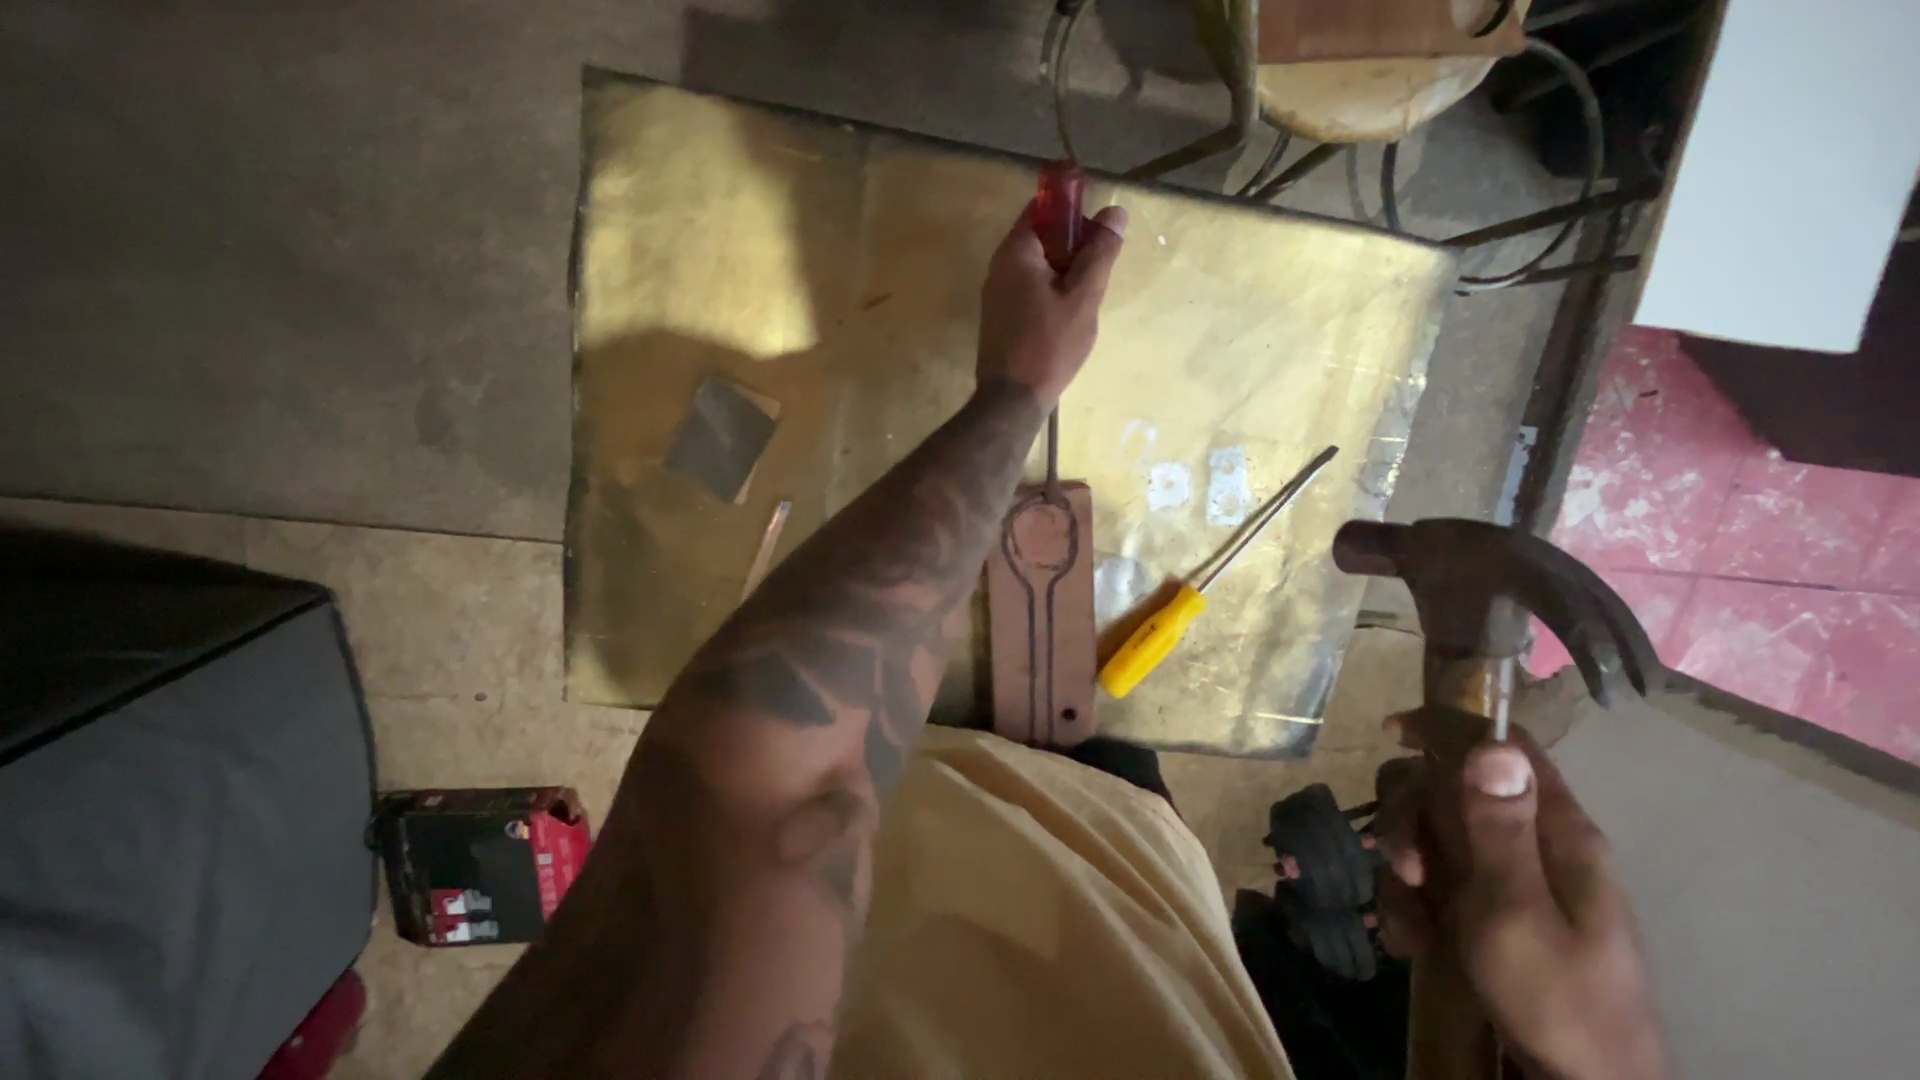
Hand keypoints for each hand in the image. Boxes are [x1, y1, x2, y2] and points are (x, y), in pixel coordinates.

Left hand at [976, 201, 1127, 404]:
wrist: (1012, 399)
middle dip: (1074, 242)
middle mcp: (1000, 266)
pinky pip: (1030, 288)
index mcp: (1016, 252)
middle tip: (1101, 266)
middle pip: (1041, 235)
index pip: (1042, 207)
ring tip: (1089, 294)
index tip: (1101, 222)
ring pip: (1038, 265)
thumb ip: (1100, 253)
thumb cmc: (1049, 346)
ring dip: (1066, 269)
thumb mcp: (1083, 297)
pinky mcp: (1001, 316)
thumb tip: (1116, 212)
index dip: (1073, 206)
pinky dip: (1053, 289)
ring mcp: (997, 293)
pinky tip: (1070, 313)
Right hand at [1374, 713, 1668, 1079]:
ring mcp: (1506, 879)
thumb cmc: (1557, 1002)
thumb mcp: (1516, 913)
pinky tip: (1411, 942)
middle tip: (1403, 866)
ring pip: (1430, 836)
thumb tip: (1492, 744)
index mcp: (1557, 833)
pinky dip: (1409, 905)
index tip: (1393, 734)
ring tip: (1407, 926)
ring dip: (1401, 873)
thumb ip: (1498, 830)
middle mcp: (1531, 845)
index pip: (1507, 746)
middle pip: (1449, 789)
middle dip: (1408, 820)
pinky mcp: (1486, 912)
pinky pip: (1430, 883)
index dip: (1450, 727)